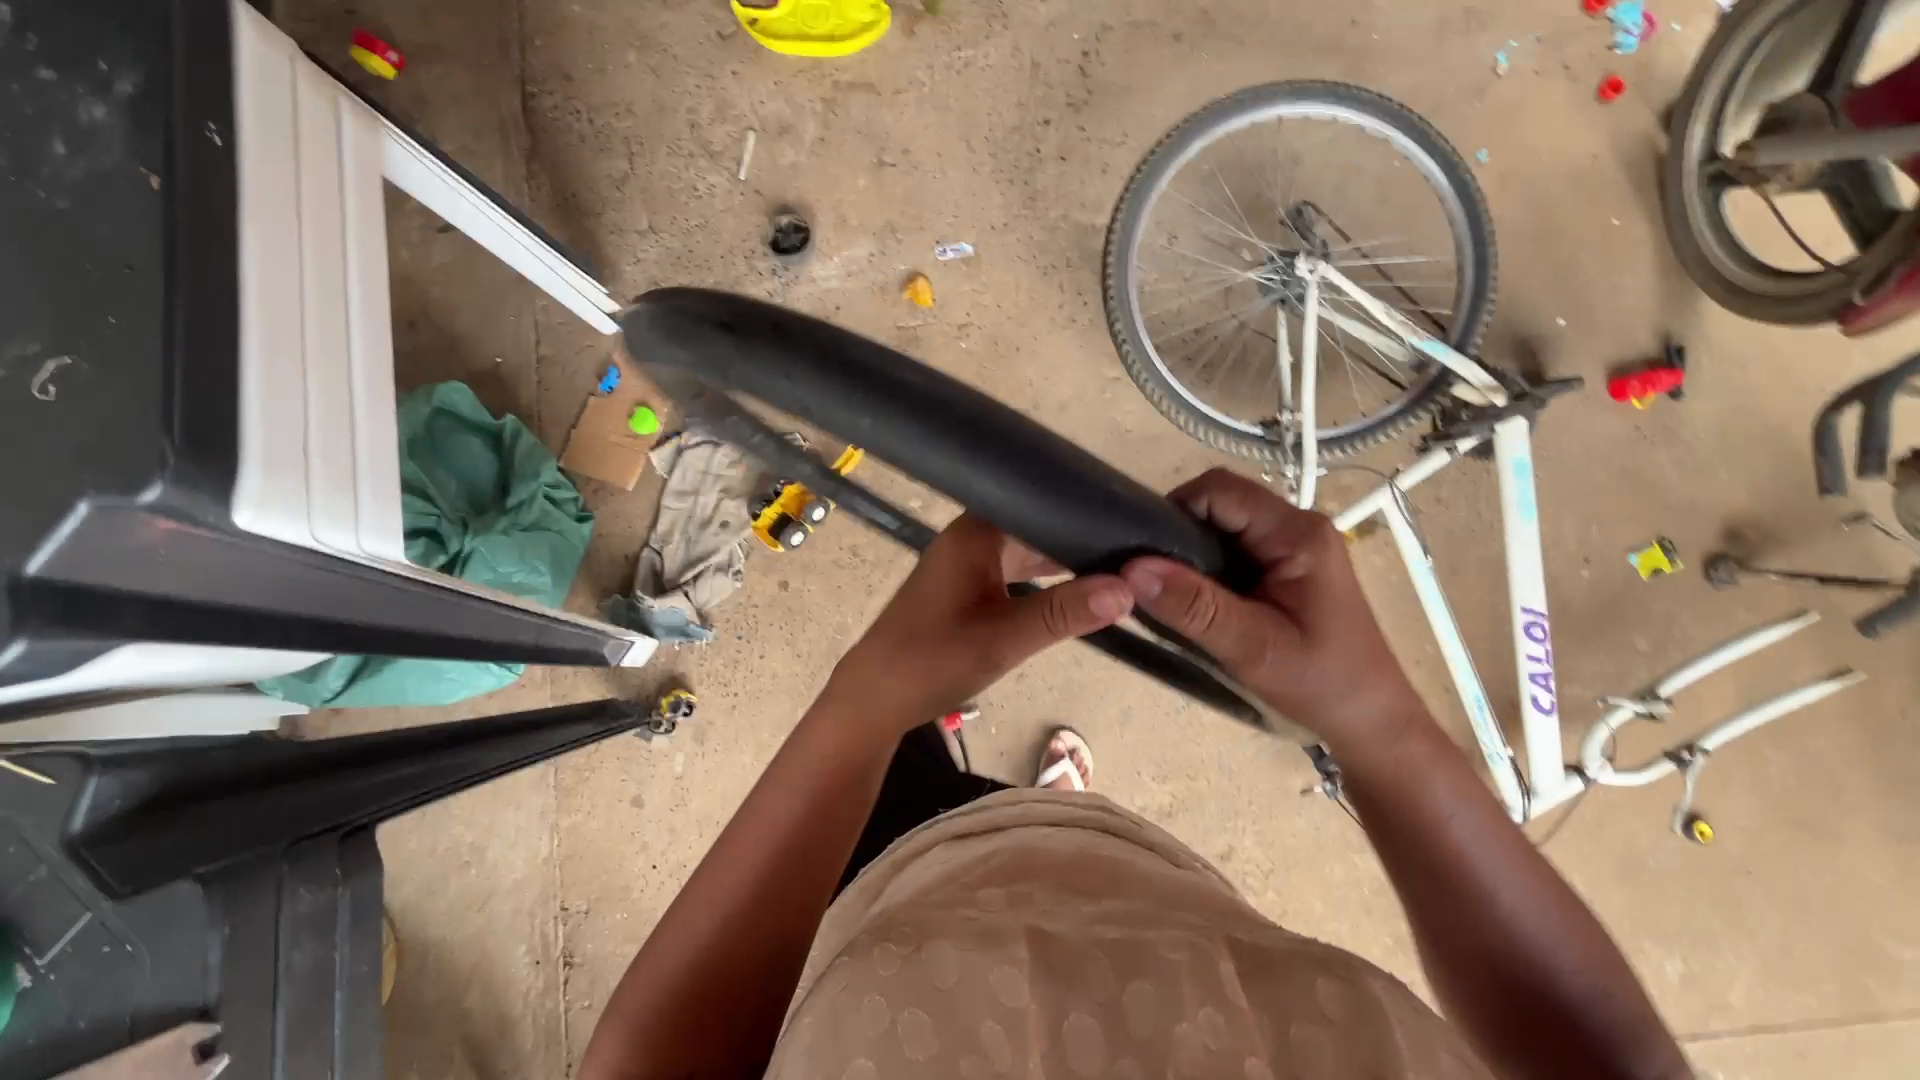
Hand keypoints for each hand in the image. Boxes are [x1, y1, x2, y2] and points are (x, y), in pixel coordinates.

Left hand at [828, 514, 1134, 731]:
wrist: (873, 698)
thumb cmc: (933, 661)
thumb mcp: (1006, 638)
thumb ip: (1066, 611)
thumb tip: (1129, 588)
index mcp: (977, 533)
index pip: (1043, 506)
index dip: (1088, 516)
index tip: (1135, 528)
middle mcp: (970, 536)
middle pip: (1037, 526)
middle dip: (1082, 540)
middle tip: (1138, 552)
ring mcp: (965, 561)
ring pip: (1026, 551)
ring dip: (1063, 562)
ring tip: (1119, 568)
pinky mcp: (963, 585)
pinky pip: (1013, 570)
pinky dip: (1042, 579)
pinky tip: (1073, 590)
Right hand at [1119, 468, 1424, 748]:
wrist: (1371, 719)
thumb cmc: (1321, 683)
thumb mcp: (1251, 647)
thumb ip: (1193, 606)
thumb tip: (1132, 569)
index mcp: (1297, 534)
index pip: (1220, 490)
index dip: (1175, 510)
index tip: (1145, 554)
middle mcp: (1299, 526)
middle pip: (1221, 502)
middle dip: (1180, 532)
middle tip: (1154, 579)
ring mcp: (1296, 544)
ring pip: (1226, 525)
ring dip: (1193, 551)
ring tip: (1171, 592)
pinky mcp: (1289, 566)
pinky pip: (1237, 547)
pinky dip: (1209, 566)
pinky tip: (1197, 599)